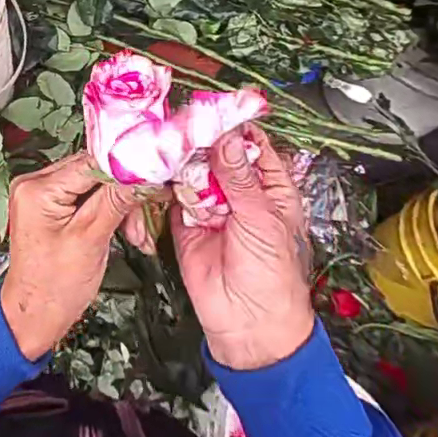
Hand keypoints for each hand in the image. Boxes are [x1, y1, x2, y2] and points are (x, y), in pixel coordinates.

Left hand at [0, 153, 134, 358]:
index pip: (92, 162)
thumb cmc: (53, 289)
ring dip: (120, 204)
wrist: (33, 319)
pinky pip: (88, 193)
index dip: (126, 169)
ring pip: (97, 182)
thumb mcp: (91, 240)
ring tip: (135, 233)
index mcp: (38, 189)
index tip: (154, 179)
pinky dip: (109, 209)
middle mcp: (35, 182)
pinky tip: (123, 228)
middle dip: (124, 192)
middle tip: (144, 217)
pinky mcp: (52, 202)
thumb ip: (117, 201)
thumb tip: (144, 174)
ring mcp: (42, 191)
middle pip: (96, 170)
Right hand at [171, 126, 315, 370]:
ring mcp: (213, 206)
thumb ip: (238, 177)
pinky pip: (175, 196)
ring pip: (195, 172)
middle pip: (218, 154)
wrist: (248, 327)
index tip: (216, 109)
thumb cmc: (273, 276)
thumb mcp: (260, 217)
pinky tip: (164, 172)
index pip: (252, 145)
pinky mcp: (187, 223)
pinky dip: (168, 185)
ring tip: (172, 145)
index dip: (235, 127)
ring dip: (184, 161)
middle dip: (203, 141)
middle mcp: (240, 192)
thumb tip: (227, 137)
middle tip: (186, 123)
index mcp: (270, 187)